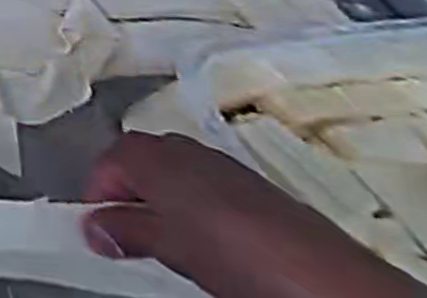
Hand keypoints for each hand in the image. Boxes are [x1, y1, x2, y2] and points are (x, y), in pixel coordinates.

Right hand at [82, 132, 426, 297]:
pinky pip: (208, 191)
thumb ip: (122, 231)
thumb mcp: (166, 247)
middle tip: (134, 243)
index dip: (97, 202)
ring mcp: (218, 163)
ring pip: (173, 180)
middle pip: (136, 167)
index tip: (100, 236)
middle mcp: (178, 146)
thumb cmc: (235, 252)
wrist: (332, 281)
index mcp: (147, 151)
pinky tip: (217, 249)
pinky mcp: (253, 186)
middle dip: (131, 202)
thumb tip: (94, 227)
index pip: (103, 167)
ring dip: (166, 209)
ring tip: (179, 251)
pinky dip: (201, 214)